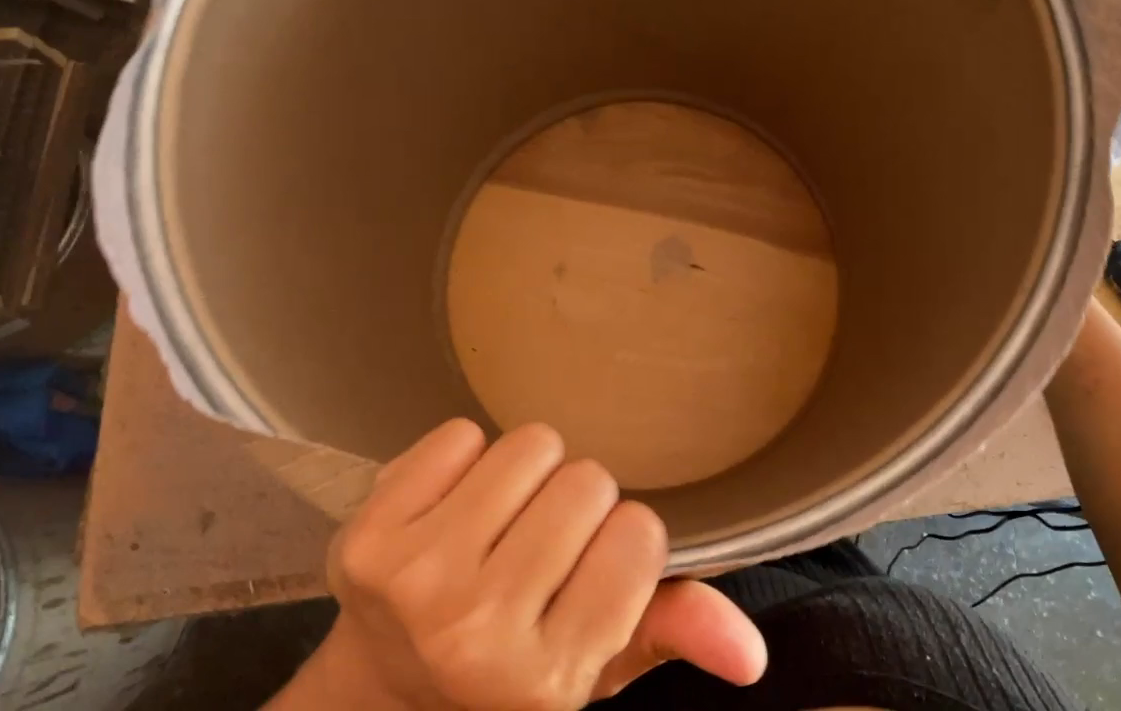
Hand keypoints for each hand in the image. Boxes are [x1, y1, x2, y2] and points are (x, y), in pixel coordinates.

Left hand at [282, 419, 766, 709]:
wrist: (381, 690)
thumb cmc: (507, 673)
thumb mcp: (598, 668)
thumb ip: (673, 637)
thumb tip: (751, 650)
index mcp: (548, 674)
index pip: (639, 537)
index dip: (625, 537)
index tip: (596, 563)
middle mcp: (480, 631)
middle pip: (588, 483)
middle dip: (579, 503)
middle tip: (545, 543)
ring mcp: (418, 580)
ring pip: (531, 447)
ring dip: (530, 473)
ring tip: (505, 520)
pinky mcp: (370, 535)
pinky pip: (459, 436)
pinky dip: (468, 460)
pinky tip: (456, 508)